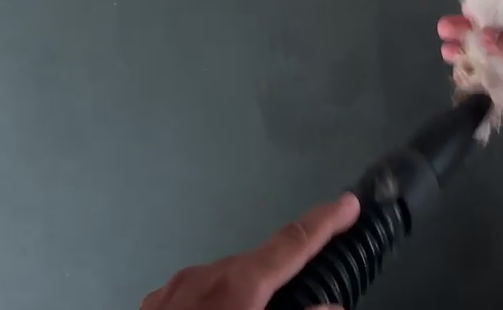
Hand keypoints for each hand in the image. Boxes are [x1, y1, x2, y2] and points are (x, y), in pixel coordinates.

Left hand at [140, 194, 359, 309]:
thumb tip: (333, 307)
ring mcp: (174, 290)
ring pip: (223, 282)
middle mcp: (205, 275)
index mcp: (238, 284)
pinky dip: (212, 307)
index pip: (293, 241)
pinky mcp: (153, 307)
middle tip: (302, 291)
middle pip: (258, 264)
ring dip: (244, 296)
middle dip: (282, 275)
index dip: (326, 221)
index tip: (349, 202)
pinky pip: (194, 298)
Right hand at [438, 14, 502, 165]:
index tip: (461, 7)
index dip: (488, 7)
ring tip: (445, 51)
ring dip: (472, 54)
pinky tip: (461, 76)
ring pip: (496, 57)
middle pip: (499, 32)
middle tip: (443, 30)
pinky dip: (482, 79)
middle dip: (472, 30)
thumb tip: (482, 34)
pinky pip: (500, 83)